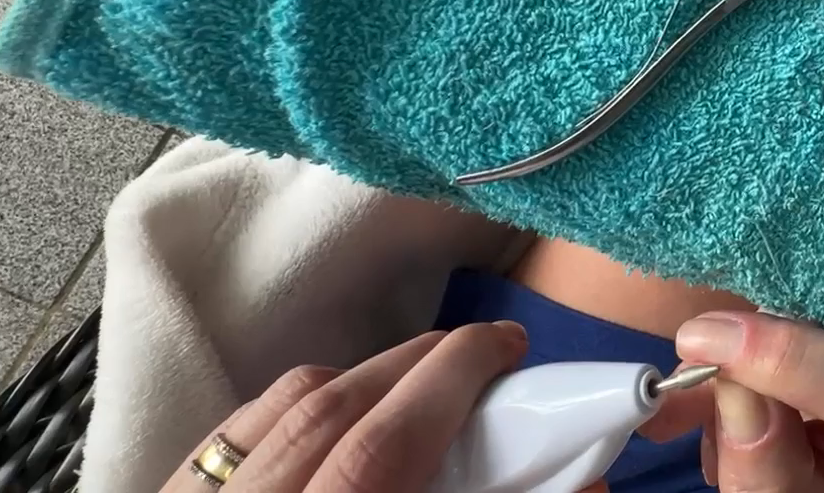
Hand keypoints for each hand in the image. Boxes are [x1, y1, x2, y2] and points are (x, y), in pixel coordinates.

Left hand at [159, 322, 529, 492]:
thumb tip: (592, 477)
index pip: (379, 448)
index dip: (455, 376)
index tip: (509, 345)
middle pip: (334, 409)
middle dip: (427, 359)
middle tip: (486, 354)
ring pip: (282, 408)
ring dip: (371, 375)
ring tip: (421, 382)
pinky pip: (231, 429)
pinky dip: (302, 401)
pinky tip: (339, 413)